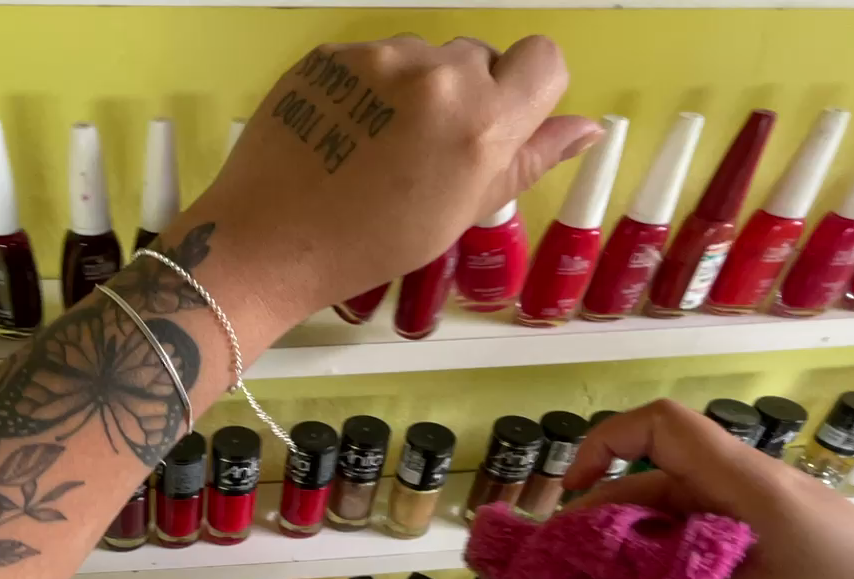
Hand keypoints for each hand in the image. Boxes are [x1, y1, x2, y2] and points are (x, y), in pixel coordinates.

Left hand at [190, 35, 601, 323]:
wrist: (268, 245)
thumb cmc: (364, 248)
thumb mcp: (453, 218)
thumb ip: (523, 163)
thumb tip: (585, 126)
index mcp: (481, 121)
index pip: (544, 61)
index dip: (524, 94)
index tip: (491, 130)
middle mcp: (438, 75)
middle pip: (476, 59)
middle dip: (460, 99)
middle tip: (416, 160)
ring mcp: (378, 58)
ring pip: (419, 59)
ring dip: (409, 94)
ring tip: (369, 154)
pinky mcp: (329, 55)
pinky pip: (367, 61)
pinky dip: (362, 92)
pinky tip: (337, 139)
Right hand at [563, 401, 853, 578]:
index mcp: (743, 483)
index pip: (660, 426)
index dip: (603, 444)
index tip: (573, 494)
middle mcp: (743, 491)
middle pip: (652, 480)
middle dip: (604, 520)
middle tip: (575, 572)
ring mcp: (756, 521)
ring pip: (670, 518)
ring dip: (632, 550)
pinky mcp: (766, 549)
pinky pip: (694, 544)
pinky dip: (662, 567)